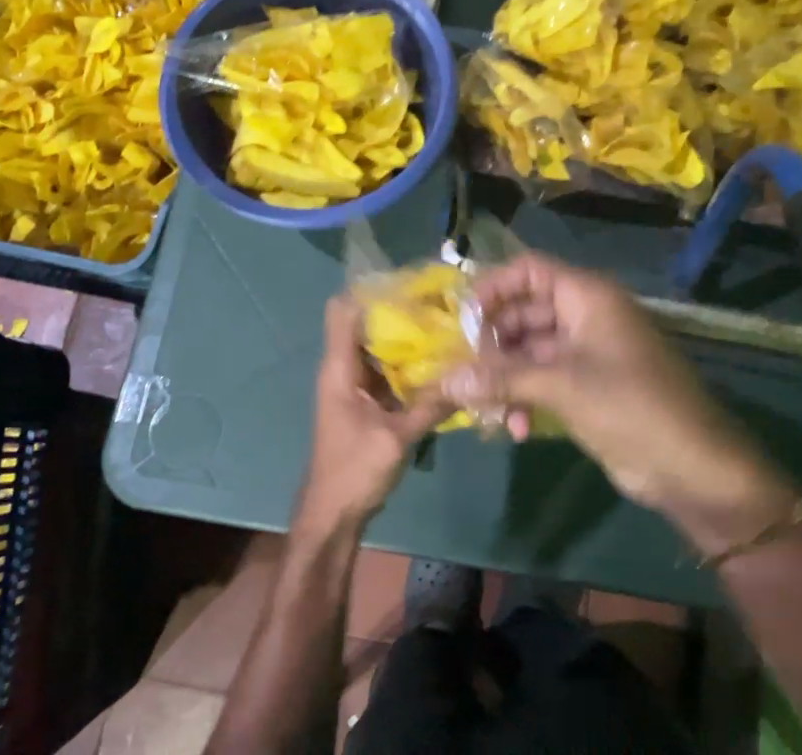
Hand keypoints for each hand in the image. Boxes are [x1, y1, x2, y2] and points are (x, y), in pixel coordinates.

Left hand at [295, 295, 454, 531]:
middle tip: (444, 306)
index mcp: (339, 369)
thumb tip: (468, 377)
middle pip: (368, 326)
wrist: (333, 515)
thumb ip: (431, 406)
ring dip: (410, 342)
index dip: (372, 292)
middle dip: (403, 315)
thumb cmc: (354, 472)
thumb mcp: (396, 439)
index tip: (412, 285)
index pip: (343, 311)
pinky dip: (411, 368)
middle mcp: (344, 370)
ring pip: (382, 350)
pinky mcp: (369, 404)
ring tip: (450, 330)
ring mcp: (356, 387)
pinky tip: (443, 367)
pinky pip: (390, 374)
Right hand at [444, 254, 795, 534]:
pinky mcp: (588, 388)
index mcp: (588, 297)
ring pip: (529, 351)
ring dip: (505, 378)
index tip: (458, 320)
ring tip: (487, 410)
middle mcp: (586, 317)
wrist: (693, 467)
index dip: (492, 288)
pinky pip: (542, 380)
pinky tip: (515, 428)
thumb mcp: (562, 387)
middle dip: (492, 343)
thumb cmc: (631, 408)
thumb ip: (501, 379)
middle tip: (466, 373)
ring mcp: (588, 354)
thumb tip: (446, 380)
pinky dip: (525, 398)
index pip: (528, 271)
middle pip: (523, 312)